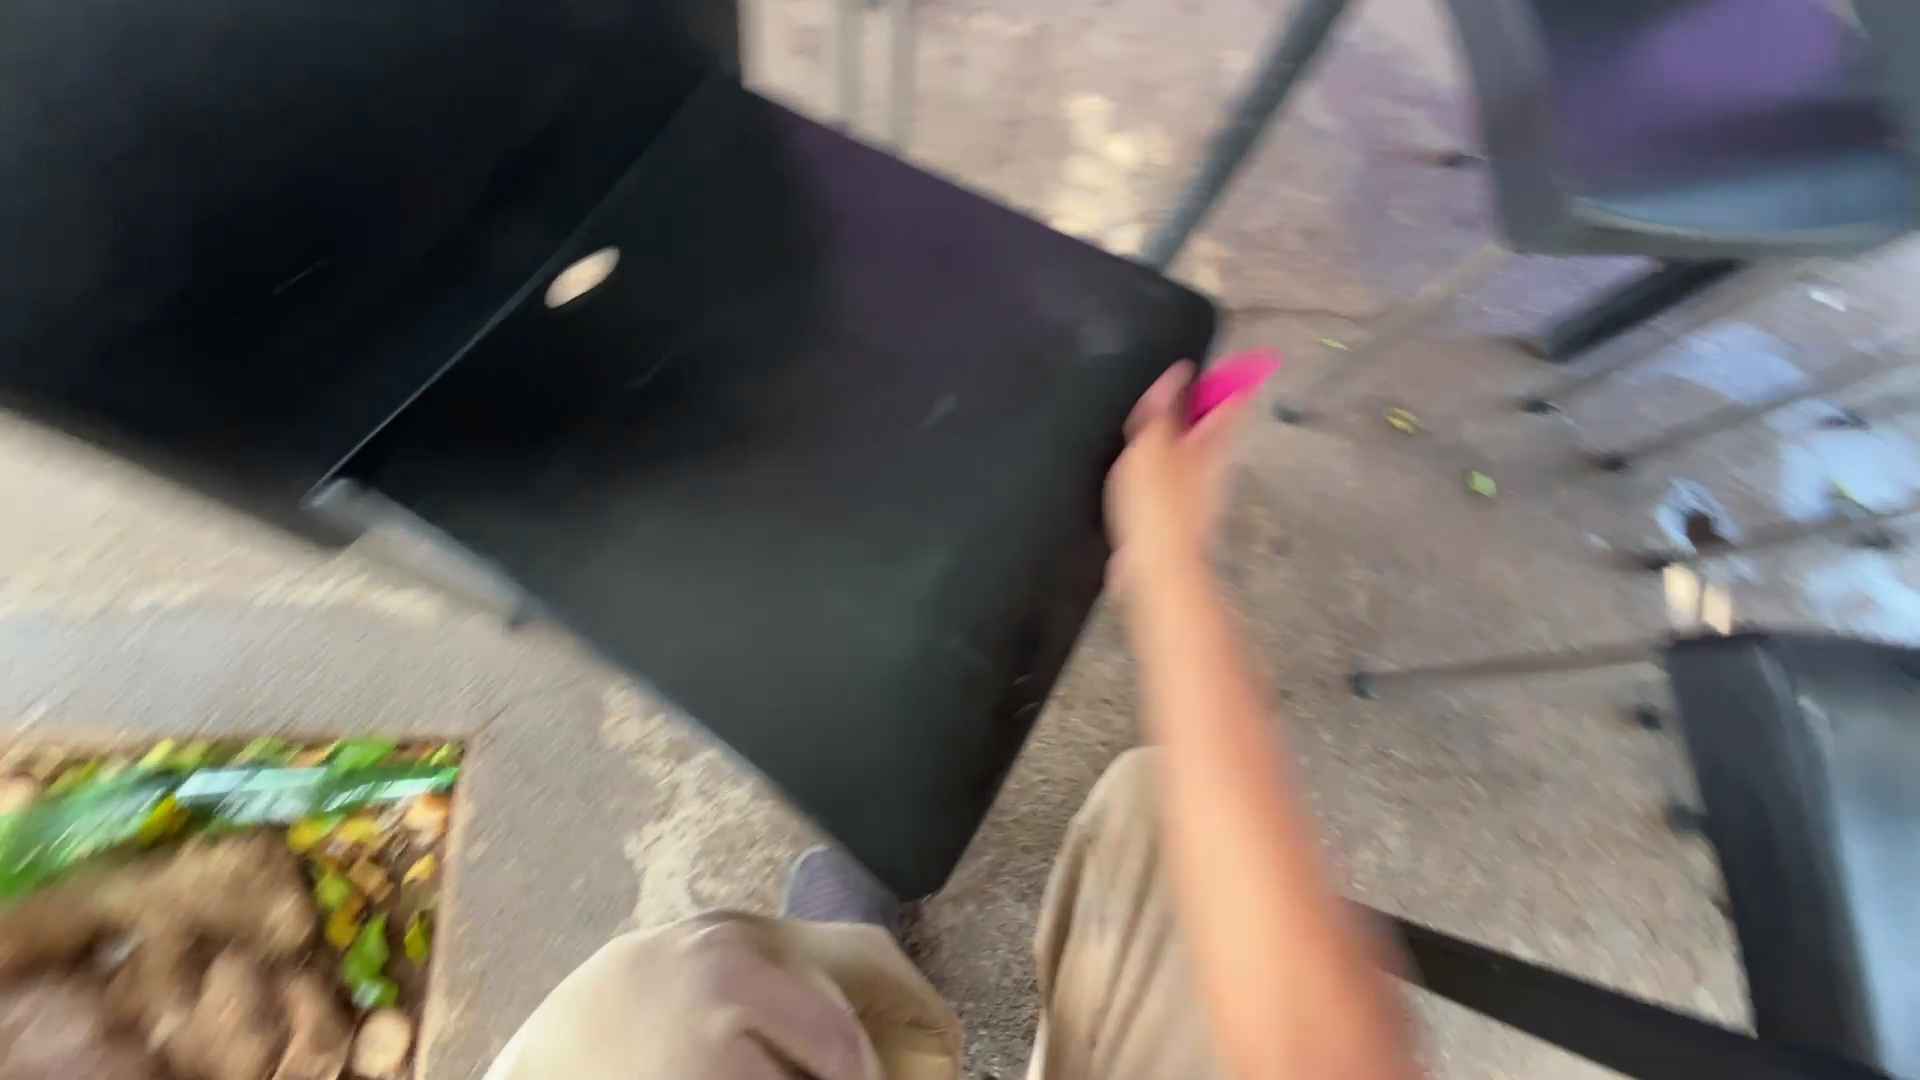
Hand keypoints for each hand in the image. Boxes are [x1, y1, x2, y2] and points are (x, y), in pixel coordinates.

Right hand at [1104, 360, 1259, 590]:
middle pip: (1220, 429)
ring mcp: (1202, 493)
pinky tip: (1152, 470)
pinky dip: (1173, 466)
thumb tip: (1179, 373)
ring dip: (1189, 438)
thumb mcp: (1150, 446)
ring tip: (1165, 425)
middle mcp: (1216, 465)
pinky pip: (1181, 479)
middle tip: (1194, 390)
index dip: (1237, 379)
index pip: (1235, 401)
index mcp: (1213, 442)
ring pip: (1201, 454)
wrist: (1160, 567)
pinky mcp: (1184, 515)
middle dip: (1210, 409)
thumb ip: (1162, 409)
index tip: (1238, 363)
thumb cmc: (1157, 504)